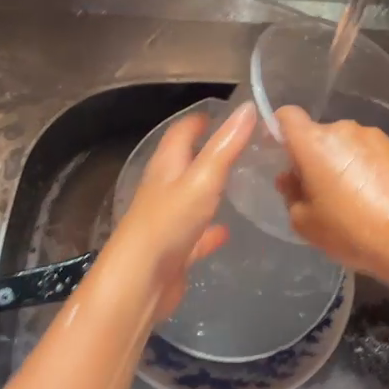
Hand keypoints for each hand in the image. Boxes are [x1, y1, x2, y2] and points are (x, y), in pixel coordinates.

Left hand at [100, 103, 253, 321]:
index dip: (201, 120)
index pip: (182, 131)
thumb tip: (248, 107)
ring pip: (191, 197)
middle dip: (209, 152)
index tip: (227, 114)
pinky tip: (226, 232)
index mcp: (167, 165)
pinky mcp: (174, 249)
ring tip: (240, 184)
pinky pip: (196, 233)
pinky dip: (210, 230)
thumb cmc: (169, 222)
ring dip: (210, 190)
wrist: (140, 281)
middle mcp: (164, 187)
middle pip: (186, 162)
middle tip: (243, 147)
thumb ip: (226, 145)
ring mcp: (167, 219)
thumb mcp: (203, 178)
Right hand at [273, 106, 388, 284]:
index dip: (278, 129)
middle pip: (318, 134)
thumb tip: (291, 178)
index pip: (286, 115)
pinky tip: (375, 198)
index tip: (280, 153)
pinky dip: (366, 168)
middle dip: (313, 156)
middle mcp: (343, 130)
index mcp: (314, 142)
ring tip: (351, 198)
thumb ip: (290, 195)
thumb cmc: (353, 231)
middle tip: (317, 190)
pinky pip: (370, 153)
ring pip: (345, 144)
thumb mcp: (305, 224)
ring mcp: (374, 136)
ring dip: (341, 162)